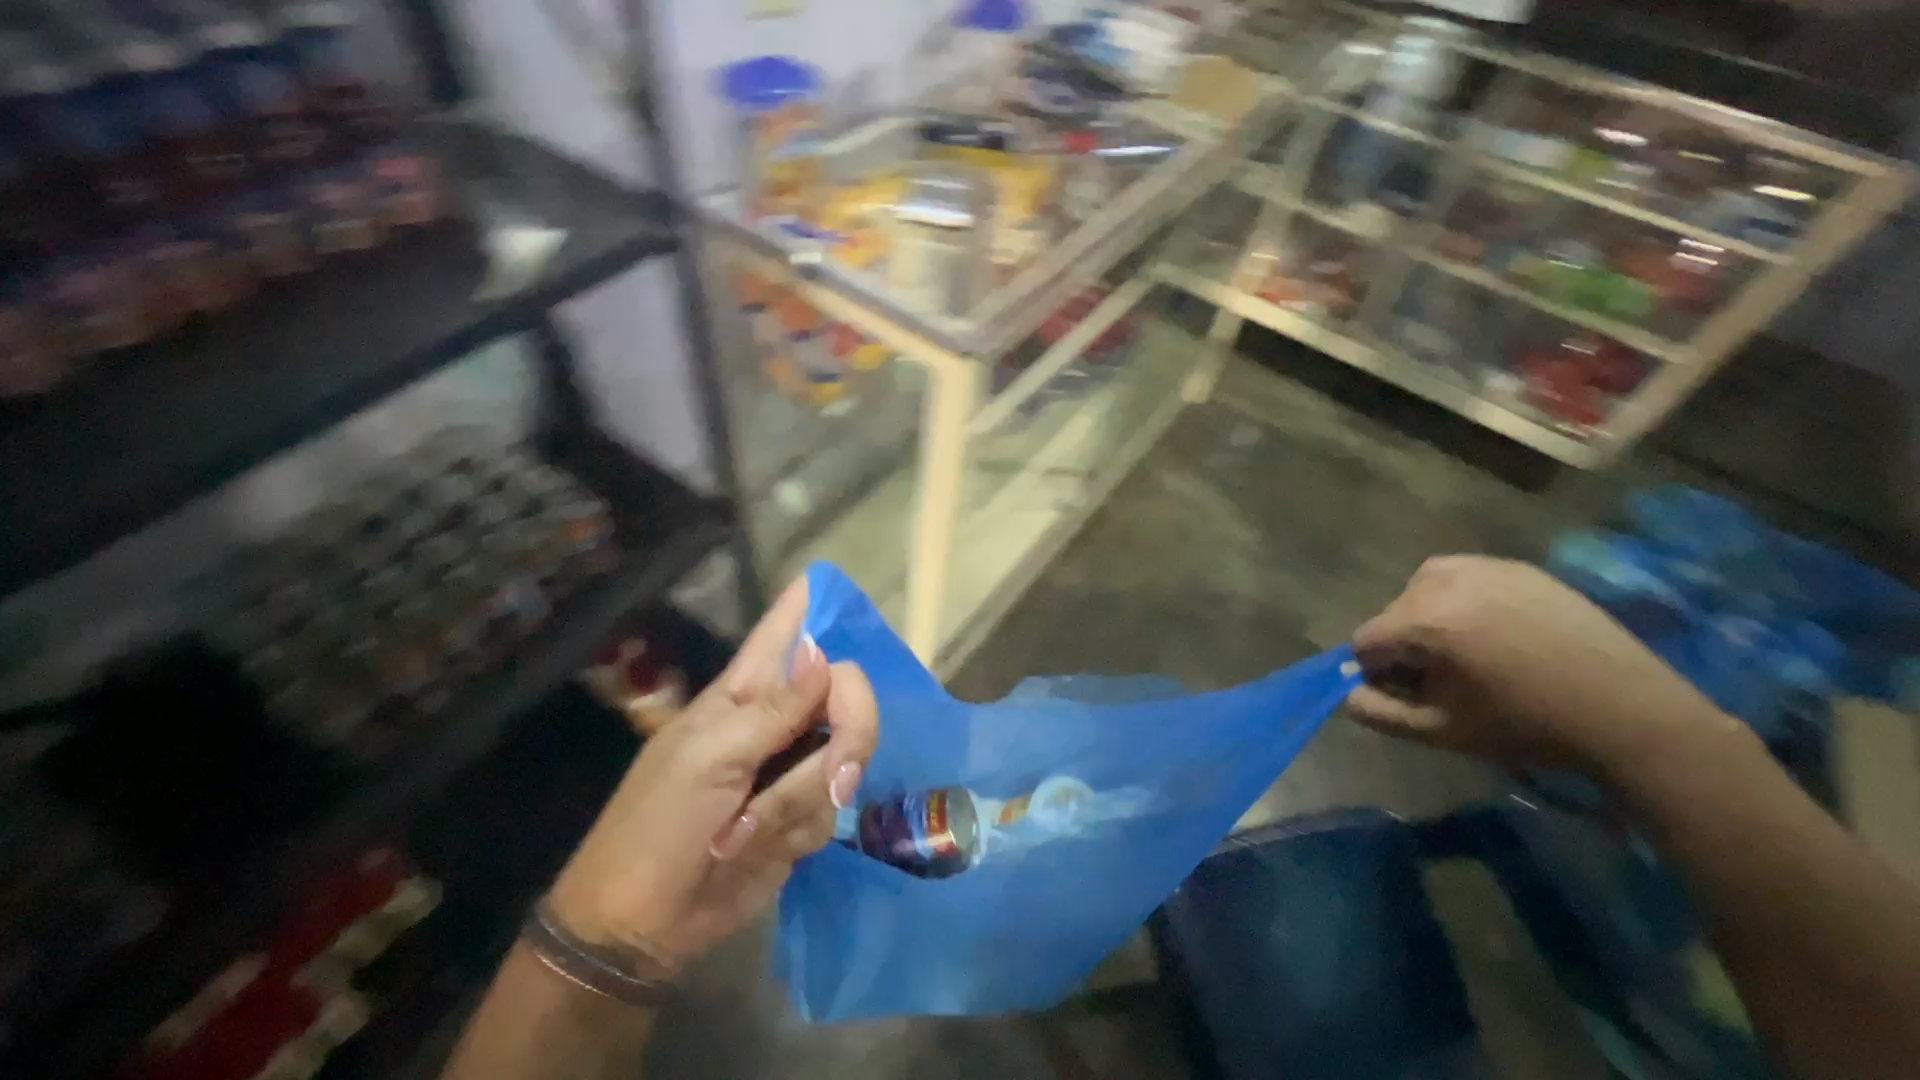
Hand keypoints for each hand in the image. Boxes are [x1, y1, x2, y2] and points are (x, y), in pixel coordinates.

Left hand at [546, 579, 877, 974]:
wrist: (643, 923)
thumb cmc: (656, 826)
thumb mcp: (709, 760)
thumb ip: (775, 711)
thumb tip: (825, 655)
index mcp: (742, 695)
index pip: (784, 634)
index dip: (809, 607)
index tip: (833, 580)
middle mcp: (776, 723)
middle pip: (844, 693)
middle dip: (849, 729)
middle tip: (841, 768)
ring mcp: (793, 771)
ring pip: (847, 753)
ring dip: (806, 798)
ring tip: (752, 829)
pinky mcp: (804, 817)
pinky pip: (835, 806)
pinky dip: (801, 830)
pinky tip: (762, 847)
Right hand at [1348, 555, 1728, 776]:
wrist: (1626, 712)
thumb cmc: (1526, 726)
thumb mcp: (1440, 731)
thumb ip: (1378, 712)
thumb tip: (1347, 692)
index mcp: (1425, 621)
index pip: (1365, 640)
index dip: (1379, 673)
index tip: (1414, 695)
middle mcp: (1447, 580)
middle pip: (1393, 612)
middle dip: (1406, 643)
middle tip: (1447, 678)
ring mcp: (1486, 566)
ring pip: (1425, 589)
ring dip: (1431, 618)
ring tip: (1472, 652)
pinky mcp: (1519, 567)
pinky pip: (1466, 577)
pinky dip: (1465, 602)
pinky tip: (1500, 635)